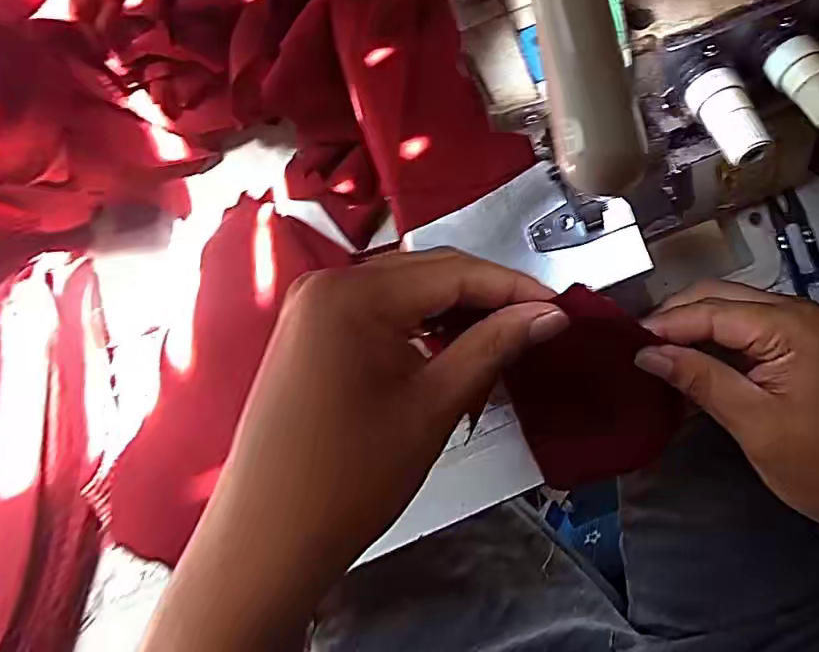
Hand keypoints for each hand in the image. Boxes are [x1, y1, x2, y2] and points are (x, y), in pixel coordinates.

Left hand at [145, 248, 568, 650]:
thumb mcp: (435, 405)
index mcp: (353, 295)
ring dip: (456, 305)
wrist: (263, 548)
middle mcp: (327, 284)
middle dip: (487, 294)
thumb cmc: (344, 482)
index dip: (513, 287)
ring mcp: (313, 304)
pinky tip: (450, 340)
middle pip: (431, 271)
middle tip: (536, 320)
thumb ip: (496, 345)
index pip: (455, 271)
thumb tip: (547, 314)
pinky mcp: (311, 326)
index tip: (555, 304)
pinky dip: (422, 318)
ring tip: (502, 333)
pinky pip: (382, 304)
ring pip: (408, 285)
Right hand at [634, 281, 818, 553]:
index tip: (629, 340)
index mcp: (793, 326)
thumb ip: (700, 379)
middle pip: (719, 298)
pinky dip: (710, 339)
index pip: (714, 312)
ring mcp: (796, 324)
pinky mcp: (792, 340)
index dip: (668, 324)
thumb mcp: (754, 424)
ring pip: (727, 308)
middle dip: (675, 317)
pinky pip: (741, 327)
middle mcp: (795, 311)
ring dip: (690, 326)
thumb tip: (647, 354)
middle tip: (637, 344)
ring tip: (653, 349)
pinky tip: (685, 357)